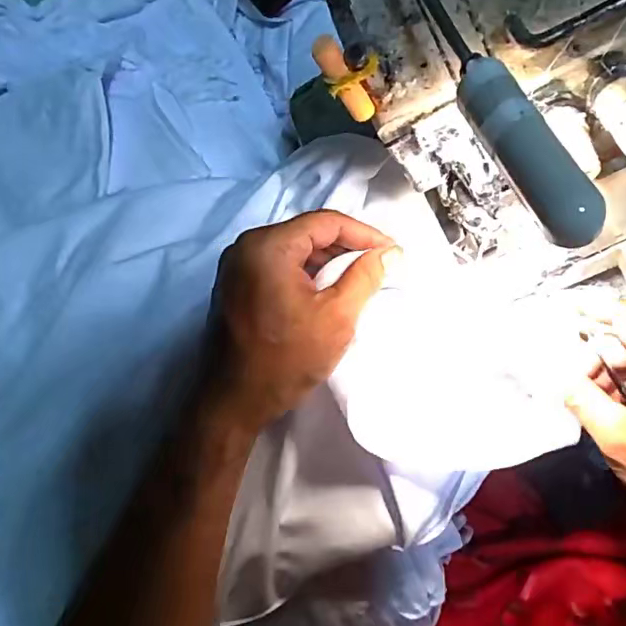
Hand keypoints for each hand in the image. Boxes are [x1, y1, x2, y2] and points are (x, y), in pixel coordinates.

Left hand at [205, 210, 396, 430]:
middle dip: (347, 247)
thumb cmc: (287, 360)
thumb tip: (389, 252)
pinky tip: (328, 291)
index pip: (326, 222)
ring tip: (360, 279)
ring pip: (294, 250)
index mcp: (268, 246)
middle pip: (308, 233)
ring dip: (328, 261)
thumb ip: (365, 276)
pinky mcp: (235, 287)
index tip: (392, 252)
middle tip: (380, 265)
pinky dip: (306, 274)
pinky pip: (279, 267)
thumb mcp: (337, 316)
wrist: (233, 403)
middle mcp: (246, 247)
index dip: (364, 234)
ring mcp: (236, 267)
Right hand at [564, 301, 625, 532]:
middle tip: (572, 388)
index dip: (589, 311)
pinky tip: (607, 412)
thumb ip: (584, 400)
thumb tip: (563, 377)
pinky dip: (622, 389)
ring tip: (588, 405)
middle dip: (594, 360)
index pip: (624, 315)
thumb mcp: (618, 436)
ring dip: (606, 378)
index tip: (559, 316)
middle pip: (625, 340)